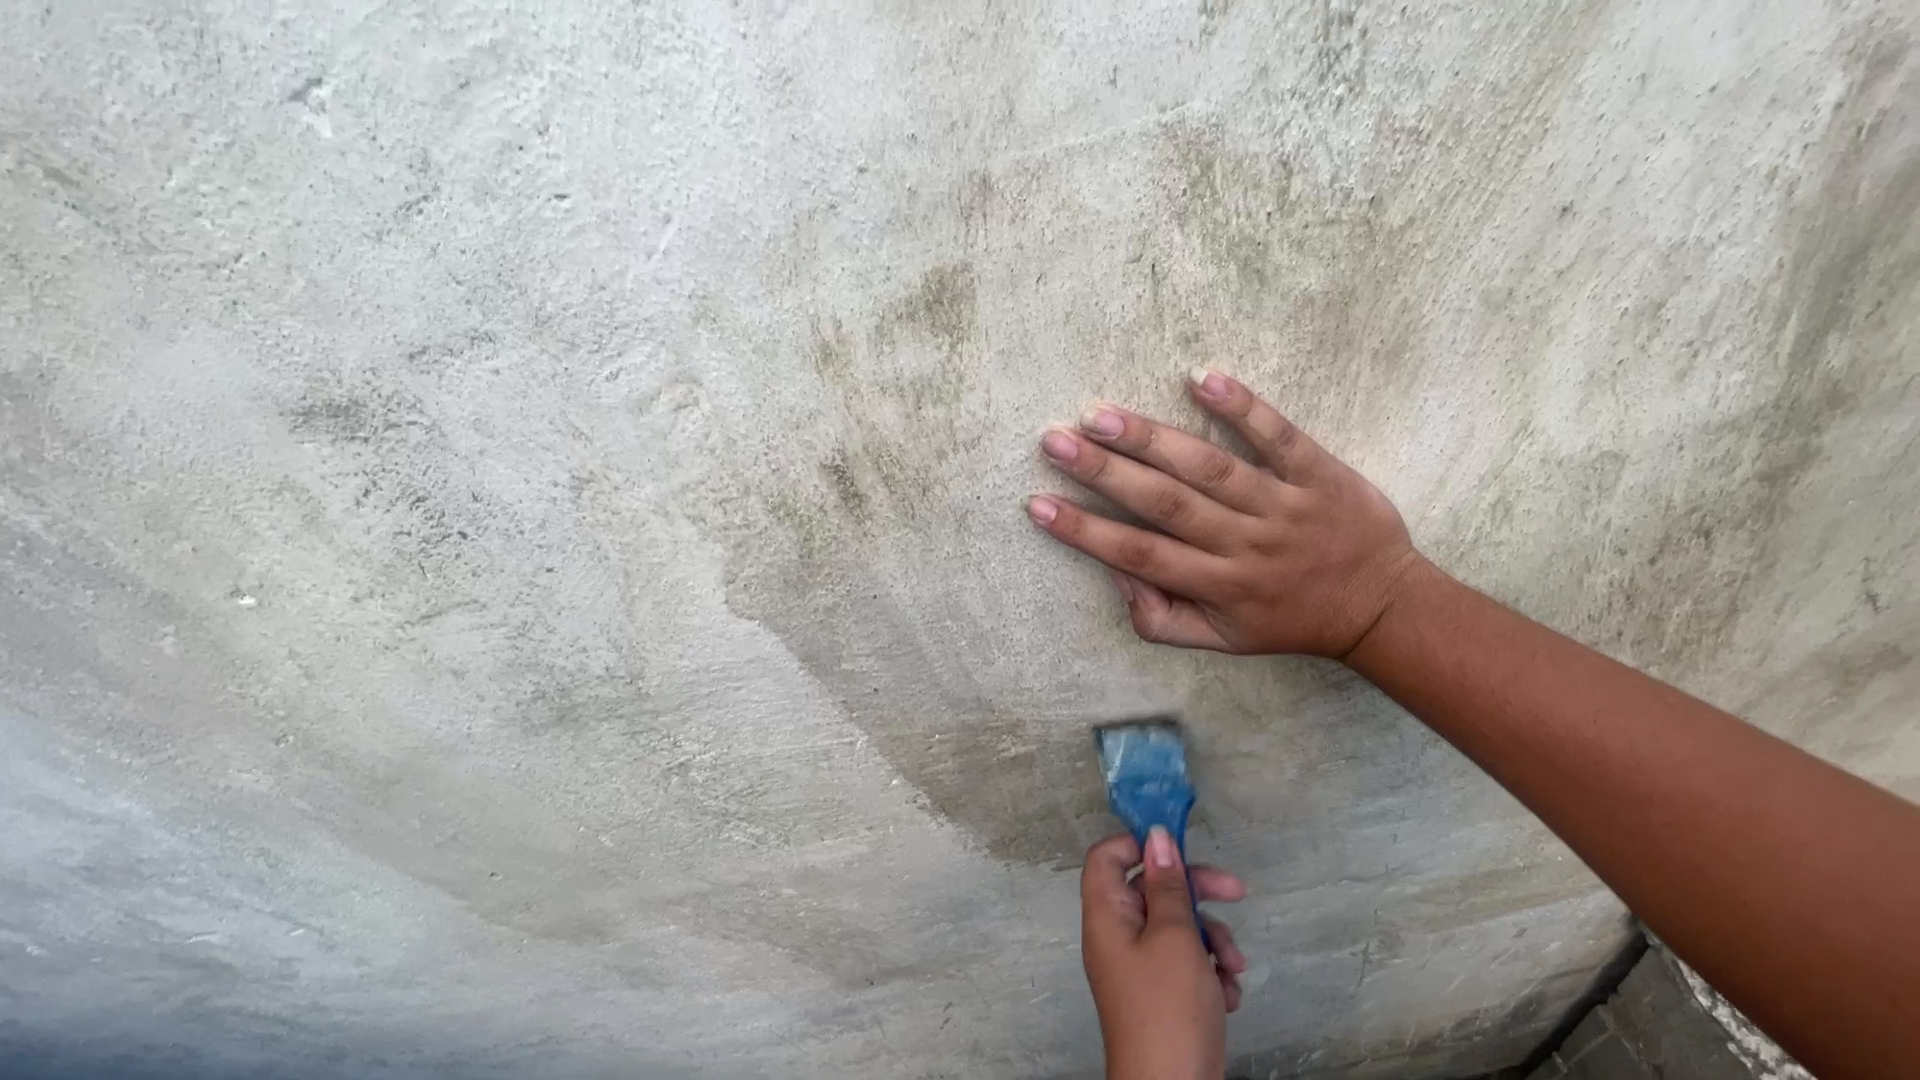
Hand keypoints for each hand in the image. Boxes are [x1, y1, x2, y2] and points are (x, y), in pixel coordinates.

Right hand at [1026, 369, 1423, 658]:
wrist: (1380, 607)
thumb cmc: (1289, 621)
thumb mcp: (1221, 641)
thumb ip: (1161, 619)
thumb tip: (1116, 576)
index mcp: (1217, 587)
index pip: (1138, 556)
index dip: (1084, 532)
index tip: (1037, 505)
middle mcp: (1245, 546)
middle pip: (1165, 505)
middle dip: (1105, 472)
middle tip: (1055, 441)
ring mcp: (1283, 506)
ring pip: (1211, 469)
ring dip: (1153, 439)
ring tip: (1102, 414)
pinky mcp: (1320, 474)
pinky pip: (1280, 437)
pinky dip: (1243, 408)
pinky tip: (1202, 379)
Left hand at [1082, 828, 1247, 1079]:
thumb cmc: (1168, 1007)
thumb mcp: (1175, 937)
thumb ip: (1168, 885)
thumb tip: (1157, 836)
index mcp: (1106, 914)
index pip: (1106, 856)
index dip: (1138, 844)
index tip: (1179, 846)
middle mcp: (1116, 934)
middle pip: (1152, 888)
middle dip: (1197, 892)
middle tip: (1236, 892)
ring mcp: (1138, 966)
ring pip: (1176, 926)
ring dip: (1211, 939)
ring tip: (1233, 967)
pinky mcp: (1161, 993)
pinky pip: (1185, 962)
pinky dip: (1209, 971)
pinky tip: (1228, 995)